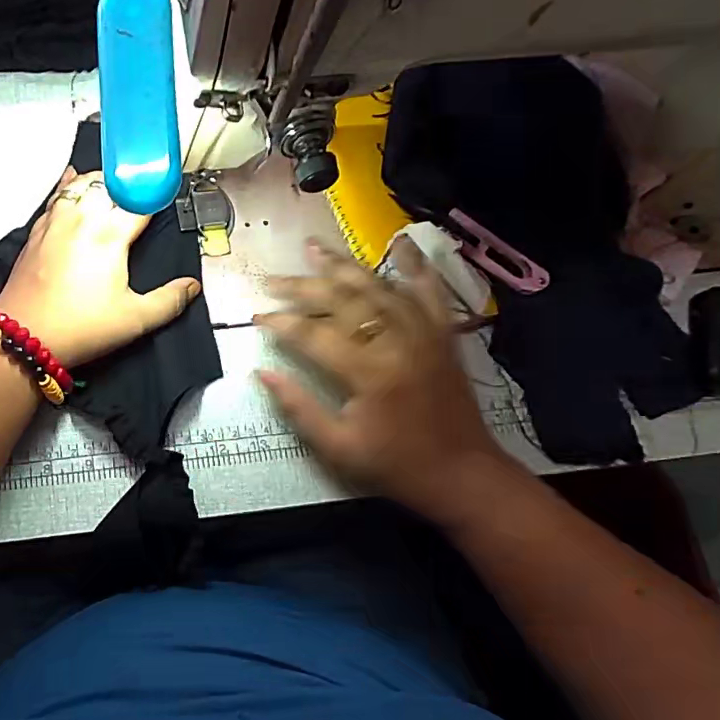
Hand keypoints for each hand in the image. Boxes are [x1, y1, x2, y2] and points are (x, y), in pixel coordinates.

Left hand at [0, 169, 201, 368]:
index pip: (141, 200)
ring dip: (101, 180)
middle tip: (143, 195)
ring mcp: (55, 222)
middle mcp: (82, 219)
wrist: (23, 337)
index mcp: (110, 234)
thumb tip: (191, 287)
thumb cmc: (79, 328)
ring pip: (81, 183)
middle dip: (130, 185)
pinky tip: (73, 180)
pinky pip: (55, 196)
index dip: (157, 195)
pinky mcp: (36, 232)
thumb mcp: (135, 320)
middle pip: (111, 183)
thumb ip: (169, 301)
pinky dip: (68, 185)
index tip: (167, 193)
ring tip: (115, 186)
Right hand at [256, 242, 512, 515]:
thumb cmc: (396, 465)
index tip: (257, 316)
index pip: (313, 335)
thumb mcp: (338, 448)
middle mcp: (396, 341)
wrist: (463, 474)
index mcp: (368, 372)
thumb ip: (299, 408)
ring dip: (345, 266)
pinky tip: (401, 245)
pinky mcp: (443, 335)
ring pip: (379, 287)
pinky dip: (415, 267)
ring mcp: (424, 333)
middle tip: (273, 279)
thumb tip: (263, 374)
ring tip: (315, 248)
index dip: (281, 323)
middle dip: (303, 286)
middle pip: (343, 300)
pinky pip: (429, 292)